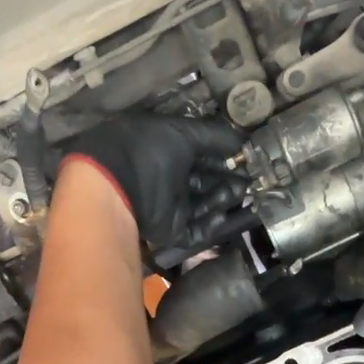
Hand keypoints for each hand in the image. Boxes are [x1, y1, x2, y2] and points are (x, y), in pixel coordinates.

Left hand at [61, 116, 248, 252]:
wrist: (117, 187)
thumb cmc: (148, 150)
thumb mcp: (182, 133)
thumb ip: (214, 136)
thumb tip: (241, 141)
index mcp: (169, 150)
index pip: (202, 154)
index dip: (224, 156)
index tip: (245, 159)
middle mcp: (170, 177)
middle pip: (205, 181)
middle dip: (227, 180)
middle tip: (247, 180)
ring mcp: (170, 206)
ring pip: (203, 205)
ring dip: (222, 200)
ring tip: (237, 193)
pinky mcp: (170, 229)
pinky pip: (195, 230)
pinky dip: (209, 225)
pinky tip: (220, 215)